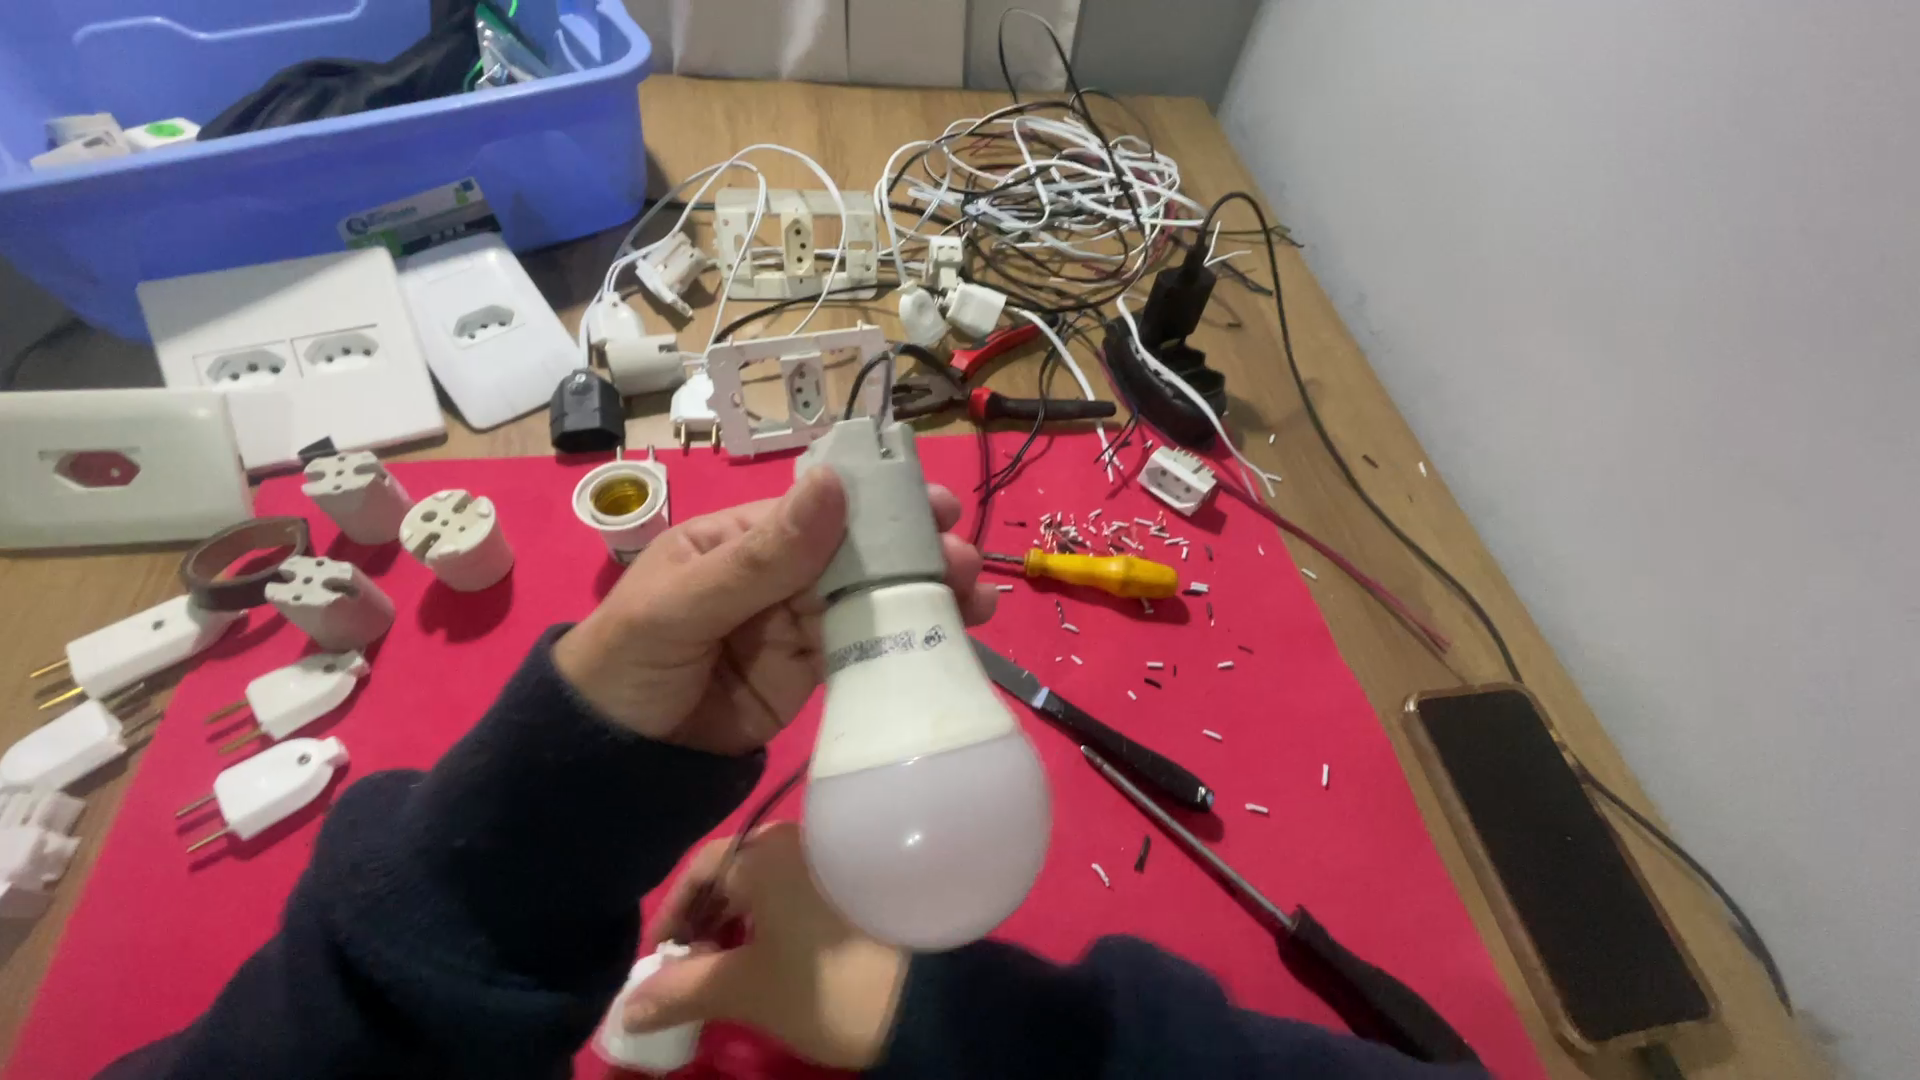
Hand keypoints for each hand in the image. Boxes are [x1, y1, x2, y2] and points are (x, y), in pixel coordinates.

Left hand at [553, 468, 995, 754]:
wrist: (611, 766)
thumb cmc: (626, 664)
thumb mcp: (683, 604)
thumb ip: (760, 556)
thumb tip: (832, 484)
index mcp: (744, 539)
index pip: (821, 510)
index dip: (879, 504)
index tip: (934, 504)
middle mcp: (779, 575)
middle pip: (858, 554)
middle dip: (914, 552)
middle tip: (964, 560)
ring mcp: (798, 625)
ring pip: (871, 600)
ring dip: (923, 595)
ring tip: (974, 599)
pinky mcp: (813, 673)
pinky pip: (865, 651)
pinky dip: (907, 643)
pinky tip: (950, 638)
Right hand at [622, 824, 907, 1067]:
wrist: (921, 1000)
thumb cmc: (822, 985)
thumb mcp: (743, 989)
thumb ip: (679, 991)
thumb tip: (625, 1009)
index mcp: (767, 851)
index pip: (701, 868)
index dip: (671, 915)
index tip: (655, 963)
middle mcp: (797, 842)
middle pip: (732, 874)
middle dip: (702, 924)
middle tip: (684, 975)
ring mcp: (828, 861)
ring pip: (763, 886)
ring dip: (734, 926)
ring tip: (721, 975)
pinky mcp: (850, 884)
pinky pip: (792, 894)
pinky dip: (768, 923)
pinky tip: (764, 960)